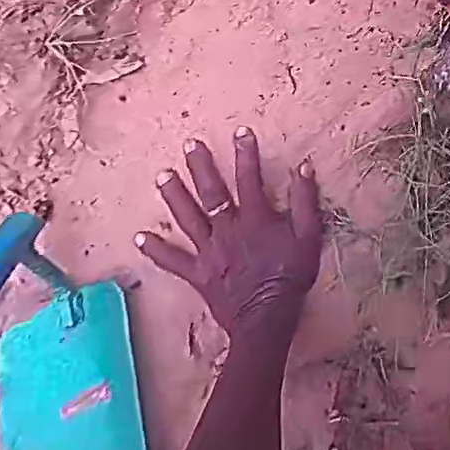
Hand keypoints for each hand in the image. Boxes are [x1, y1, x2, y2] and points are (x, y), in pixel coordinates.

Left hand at [135, 128, 321, 342]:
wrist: (267, 317)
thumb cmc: (291, 275)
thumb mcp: (309, 235)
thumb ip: (305, 200)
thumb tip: (303, 167)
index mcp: (255, 218)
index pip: (249, 178)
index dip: (246, 154)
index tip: (240, 132)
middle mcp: (227, 229)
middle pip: (211, 192)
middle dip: (201, 167)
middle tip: (189, 146)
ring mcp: (209, 251)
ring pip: (188, 218)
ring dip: (175, 196)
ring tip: (162, 176)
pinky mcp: (198, 274)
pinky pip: (173, 260)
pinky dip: (156, 249)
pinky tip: (141, 237)